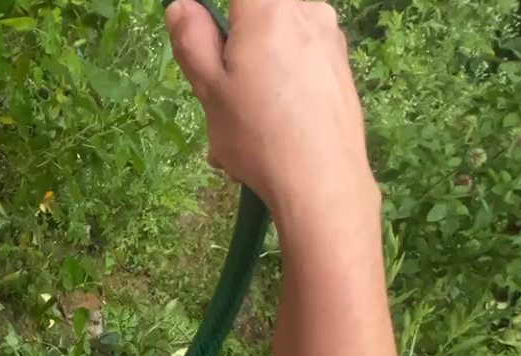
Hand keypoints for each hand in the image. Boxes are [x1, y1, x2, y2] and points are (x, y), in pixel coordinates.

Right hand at [165, 0, 377, 229]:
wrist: (318, 173)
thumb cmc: (255, 133)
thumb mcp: (209, 92)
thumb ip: (194, 43)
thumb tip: (182, 6)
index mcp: (268, 9)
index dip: (213, 12)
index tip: (202, 39)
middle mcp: (305, 7)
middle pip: (257, 10)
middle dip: (234, 41)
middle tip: (220, 87)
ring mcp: (327, 32)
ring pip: (277, 32)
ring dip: (254, 62)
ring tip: (243, 113)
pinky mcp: (338, 59)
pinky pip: (297, 53)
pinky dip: (277, 76)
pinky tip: (270, 119)